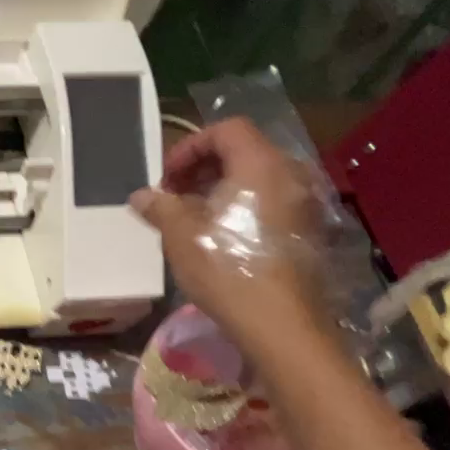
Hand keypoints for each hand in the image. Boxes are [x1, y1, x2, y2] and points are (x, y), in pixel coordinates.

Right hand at [129, 118, 330, 356]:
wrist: (278, 320)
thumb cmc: (226, 269)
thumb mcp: (181, 236)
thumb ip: (161, 207)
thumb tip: (142, 196)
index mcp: (260, 164)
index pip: (227, 130)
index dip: (190, 146)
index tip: (165, 178)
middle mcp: (290, 172)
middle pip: (244, 151)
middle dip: (203, 167)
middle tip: (173, 197)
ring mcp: (304, 200)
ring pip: (257, 178)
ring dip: (221, 188)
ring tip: (192, 219)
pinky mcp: (307, 227)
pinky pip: (270, 200)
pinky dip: (241, 206)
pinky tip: (220, 236)